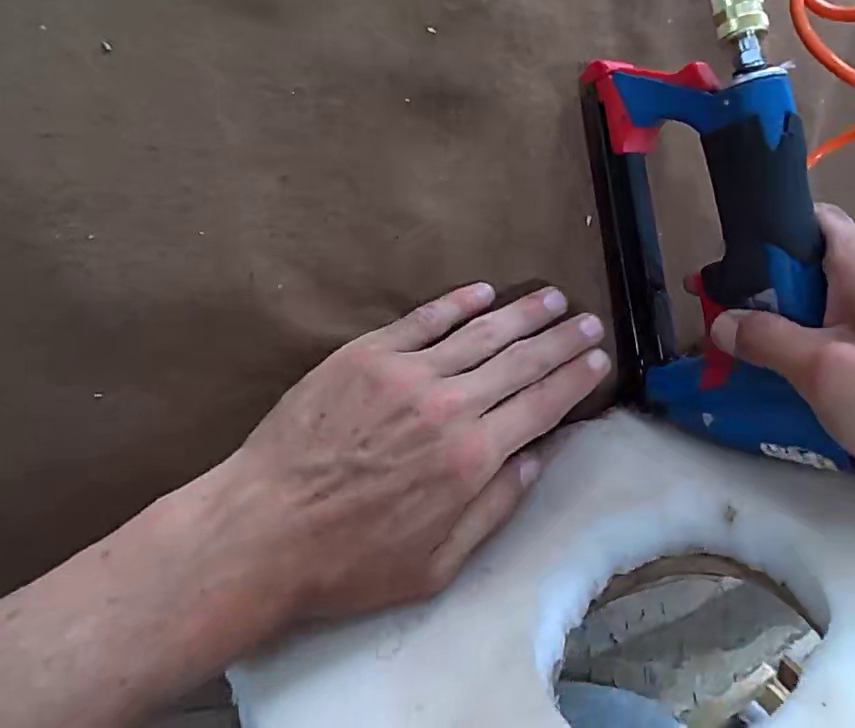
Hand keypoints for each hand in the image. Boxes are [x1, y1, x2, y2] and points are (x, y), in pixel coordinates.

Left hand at [195, 283, 609, 625]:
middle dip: (564, 337)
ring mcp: (408, 374)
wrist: (254, 536)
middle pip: (524, 360)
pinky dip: (458, 302)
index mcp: (473, 457)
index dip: (577, 376)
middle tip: (590, 320)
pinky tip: (484, 290)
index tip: (599, 357)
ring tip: (553, 298)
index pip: (544, 402)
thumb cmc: (348, 561)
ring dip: (524, 312)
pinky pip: (425, 319)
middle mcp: (451, 406)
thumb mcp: (437, 564)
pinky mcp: (367, 355)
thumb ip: (496, 507)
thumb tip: (538, 458)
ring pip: (483, 332)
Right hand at [708, 205, 854, 500]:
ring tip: (747, 356)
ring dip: (785, 324)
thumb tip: (721, 321)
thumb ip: (769, 339)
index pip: (809, 218)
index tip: (727, 271)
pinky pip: (841, 332)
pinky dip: (811, 347)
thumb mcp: (826, 371)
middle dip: (764, 290)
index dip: (764, 234)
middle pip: (809, 264)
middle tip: (723, 323)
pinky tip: (793, 382)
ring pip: (822, 303)